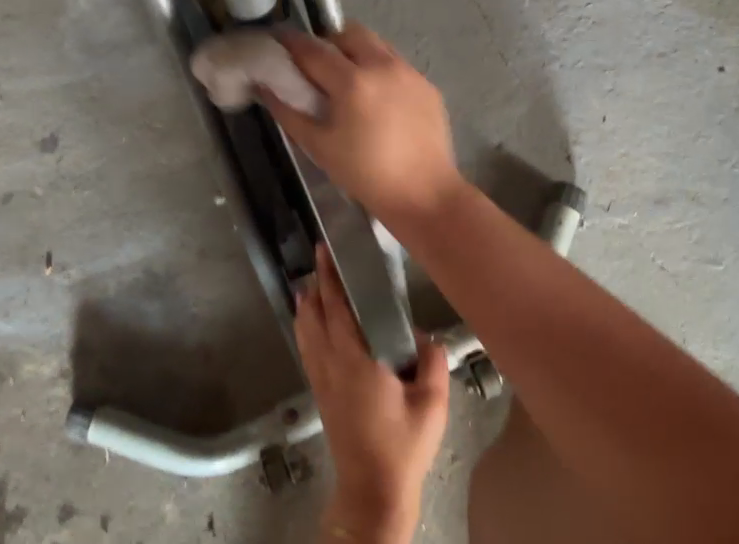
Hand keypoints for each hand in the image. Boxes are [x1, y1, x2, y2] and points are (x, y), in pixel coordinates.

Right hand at [265, 22, 464, 226]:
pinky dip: (380, 70)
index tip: (278, 40)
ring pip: (376, 44)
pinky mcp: (427, 84)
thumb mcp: (318, 146)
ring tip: (348, 81)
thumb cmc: (364, 174)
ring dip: (356, 52)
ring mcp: (409, 73)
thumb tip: (265, 87)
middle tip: (319, 66)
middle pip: (349, 33)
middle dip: (329, 42)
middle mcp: (382, 66)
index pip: (313, 50)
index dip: (292, 42)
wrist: (424, 194)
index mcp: (352, 82)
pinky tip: (377, 100)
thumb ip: (288, 112)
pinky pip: (396, 63)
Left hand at [299, 247, 448, 542]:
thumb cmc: (403, 446)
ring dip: (307, 305)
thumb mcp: (432, 404)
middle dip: (317, 284)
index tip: (325, 250)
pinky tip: (310, 324)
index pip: (336, 306)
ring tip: (312, 285)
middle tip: (322, 259)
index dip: (330, 276)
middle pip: (314, 313)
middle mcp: (330, 363)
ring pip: (305, 330)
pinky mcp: (319, 393)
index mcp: (355, 359)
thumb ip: (433, 363)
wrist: (373, 489)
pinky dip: (305, 327)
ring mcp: (321, 378)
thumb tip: (425, 337)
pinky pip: (306, 348)